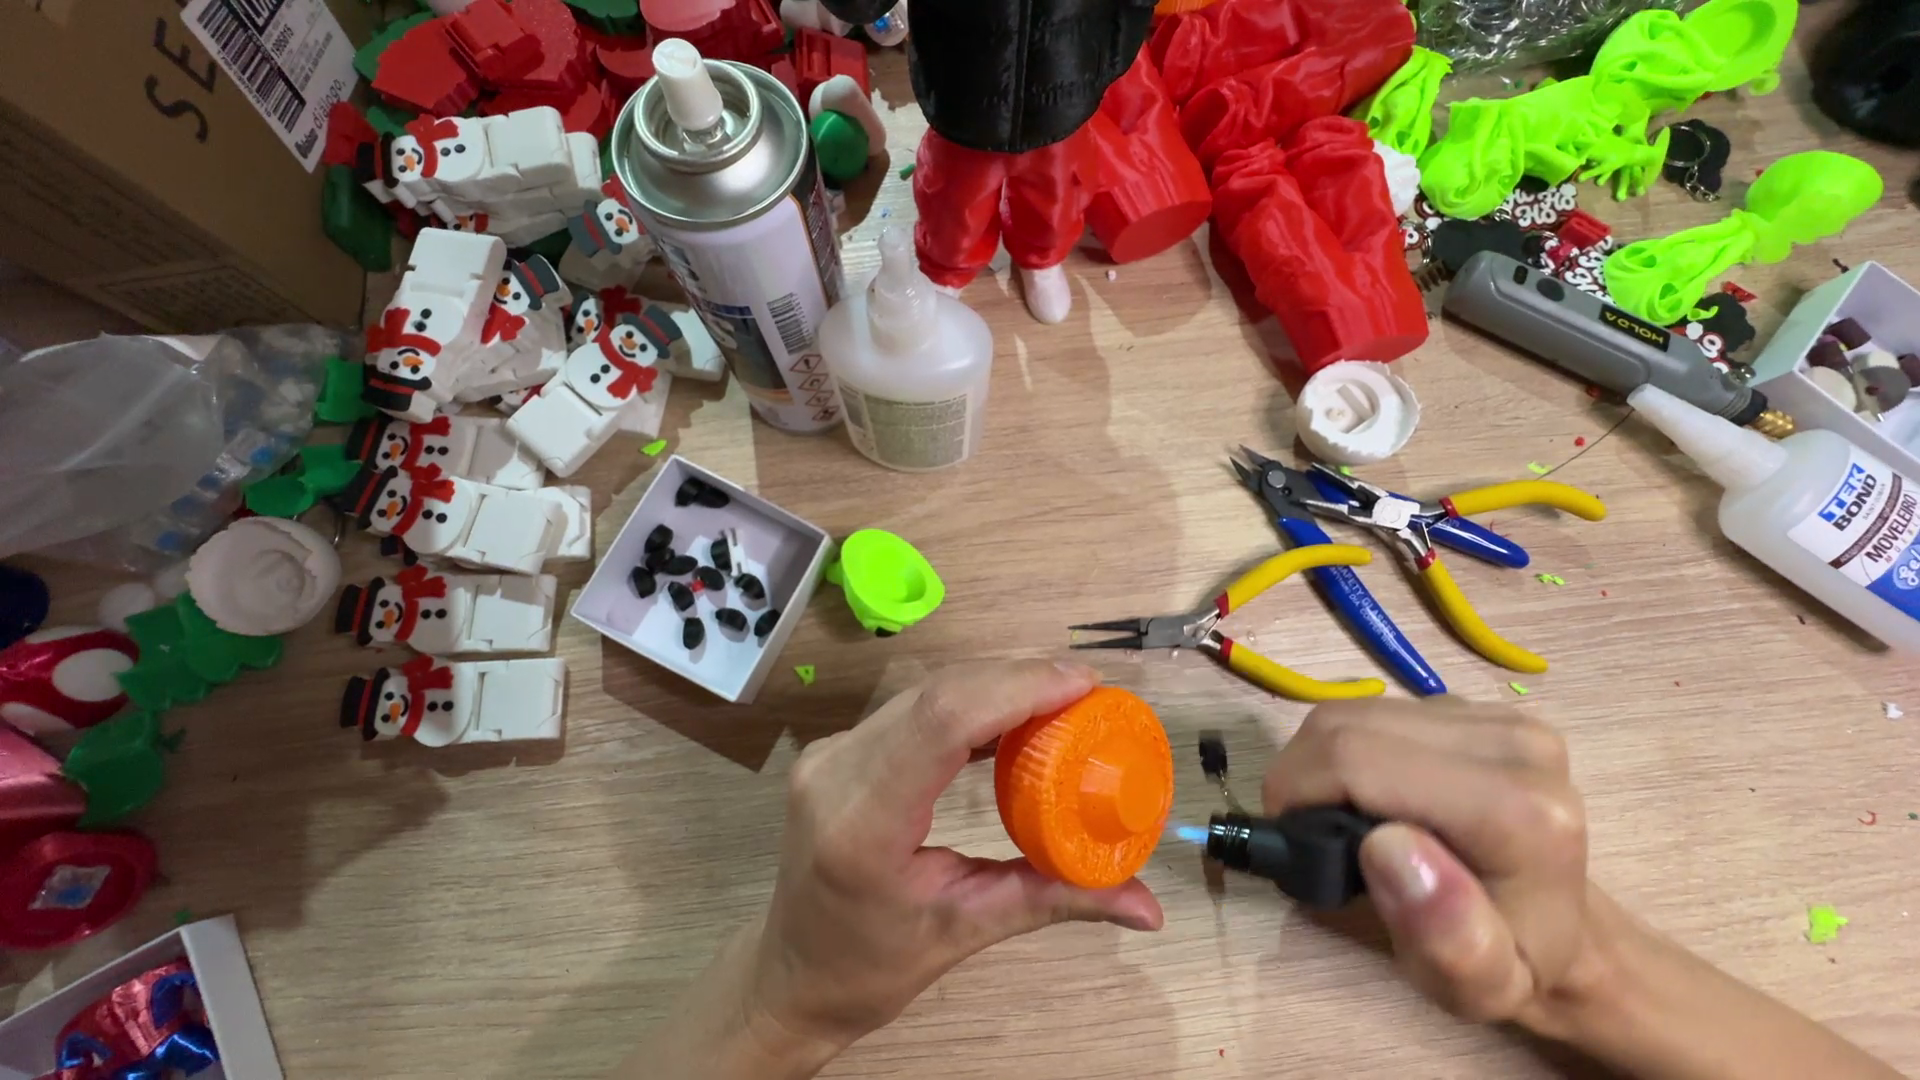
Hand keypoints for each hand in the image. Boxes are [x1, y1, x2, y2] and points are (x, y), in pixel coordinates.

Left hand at [751, 660, 1164, 1051]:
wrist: (790, 972)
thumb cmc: (872, 965)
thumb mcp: (967, 931)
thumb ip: (1057, 901)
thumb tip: (1149, 908)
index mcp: (863, 822)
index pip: (942, 722)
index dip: (1016, 688)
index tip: (1083, 685)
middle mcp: (836, 771)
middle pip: (936, 693)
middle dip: (1016, 678)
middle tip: (1084, 688)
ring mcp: (830, 753)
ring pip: (923, 691)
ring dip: (993, 682)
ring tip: (1058, 692)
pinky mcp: (837, 748)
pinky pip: (910, 706)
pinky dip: (966, 699)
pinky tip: (1009, 709)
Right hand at [1262, 697, 1600, 1035]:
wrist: (1567, 931)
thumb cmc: (1511, 964)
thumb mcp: (1479, 988)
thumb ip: (1446, 936)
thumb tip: (1387, 846)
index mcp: (1520, 811)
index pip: (1355, 761)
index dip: (1300, 793)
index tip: (1295, 843)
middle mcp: (1514, 746)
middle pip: (1345, 727)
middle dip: (1299, 776)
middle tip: (1300, 829)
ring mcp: (1495, 718)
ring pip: (1349, 712)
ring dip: (1316, 760)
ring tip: (1325, 812)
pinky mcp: (1473, 707)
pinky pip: (1370, 710)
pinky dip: (1343, 747)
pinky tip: (1363, 790)